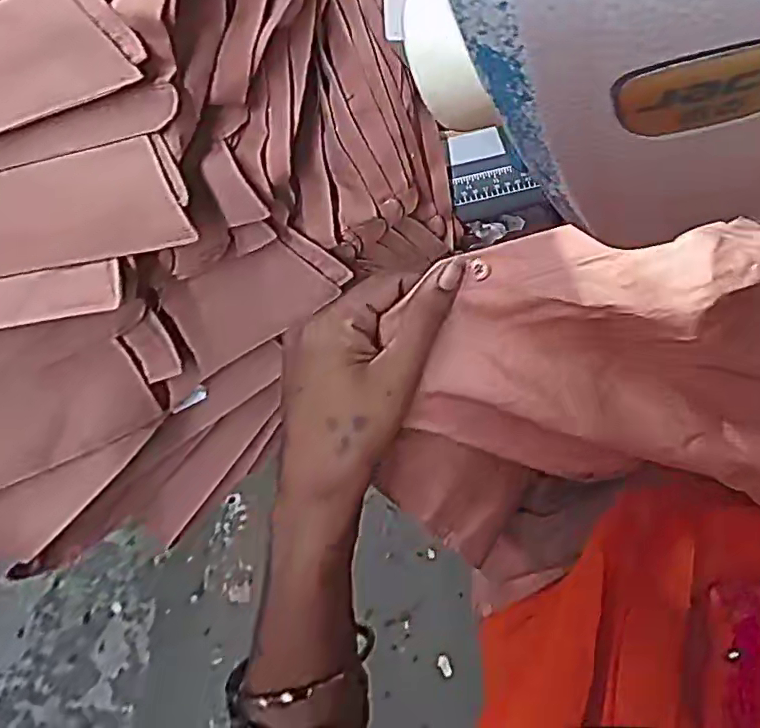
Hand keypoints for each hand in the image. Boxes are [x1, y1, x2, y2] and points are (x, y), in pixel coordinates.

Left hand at [278, 260, 464, 517]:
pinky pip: (351, 337)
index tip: (454, 301)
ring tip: (417, 352)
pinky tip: (391, 366)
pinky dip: (376, 343)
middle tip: (438, 333)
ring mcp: (305, 345)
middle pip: (376, 297)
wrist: (318, 490)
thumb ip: (426, 315)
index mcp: (327, 319)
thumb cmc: (357, 433)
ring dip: (394, 327)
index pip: (389, 281)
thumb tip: (451, 269)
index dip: (426, 287)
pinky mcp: (308, 364)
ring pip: (366, 317)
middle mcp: (309, 324)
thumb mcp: (400, 370)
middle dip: (410, 310)